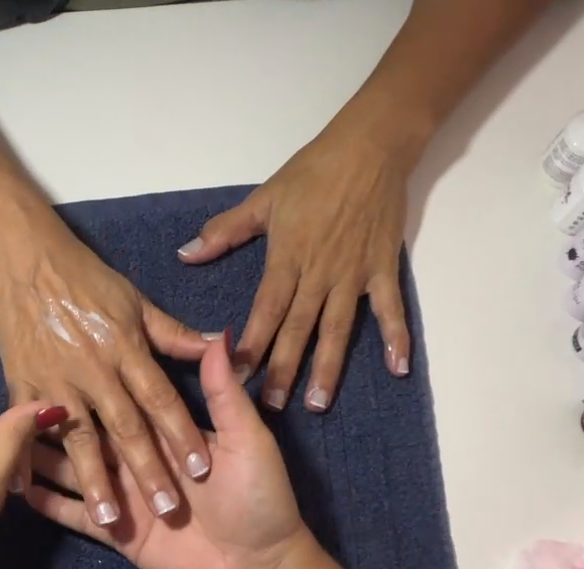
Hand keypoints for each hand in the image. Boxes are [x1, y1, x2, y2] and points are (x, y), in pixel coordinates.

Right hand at [0, 223, 214, 532]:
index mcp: (129, 354)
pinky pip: (27, 439)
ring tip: (107, 515)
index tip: (202, 467)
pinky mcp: (25, 394)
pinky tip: (25, 495)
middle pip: (127, 431)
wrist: (20, 254)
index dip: (183, 432)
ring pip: (81, 446)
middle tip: (166, 510)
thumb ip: (175, 333)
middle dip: (148, 470)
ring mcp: (60, 392)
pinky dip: (26, 469)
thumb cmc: (86, 279)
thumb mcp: (139, 301)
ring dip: (94, 482)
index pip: (162, 400)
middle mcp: (98, 379)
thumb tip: (220, 343)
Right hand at [22, 335, 316, 568]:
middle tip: (17, 390)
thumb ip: (224, 393)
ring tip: (4, 437)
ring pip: (74, 470)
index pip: (123, 401)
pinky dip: (47, 502)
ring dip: (43, 456)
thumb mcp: (248, 439)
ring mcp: (123, 495)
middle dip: (56, 417)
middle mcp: (136, 459)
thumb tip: (217, 338)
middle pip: (89, 433)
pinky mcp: (115, 533)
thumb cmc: (261, 497)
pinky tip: (16, 488)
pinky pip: (73, 514)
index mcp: (164, 432)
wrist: (259, 567)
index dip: (94, 382)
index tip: (60, 350)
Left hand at [178, 121, 420, 411]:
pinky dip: (396, 337)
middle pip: (298, 330)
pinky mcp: (382, 269)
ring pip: (338, 329)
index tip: (237, 377)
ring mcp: (353, 275)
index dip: (251, 344)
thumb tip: (186, 254)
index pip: (266, 310)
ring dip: (329, 367)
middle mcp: (319, 275)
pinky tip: (398, 369)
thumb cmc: (313, 172)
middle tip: (272, 407)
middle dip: (283, 370)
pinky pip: (390, 308)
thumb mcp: (264, 198)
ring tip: (319, 403)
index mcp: (287, 259)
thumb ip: (225, 232)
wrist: (371, 145)